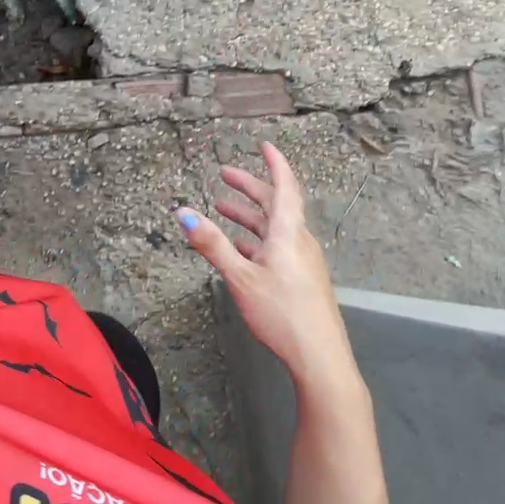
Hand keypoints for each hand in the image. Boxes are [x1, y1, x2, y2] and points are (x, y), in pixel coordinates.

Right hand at [175, 142, 358, 390]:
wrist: (320, 358)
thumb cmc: (282, 313)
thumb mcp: (240, 277)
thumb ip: (212, 244)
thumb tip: (184, 213)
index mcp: (289, 234)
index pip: (284, 188)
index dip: (275, 164)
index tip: (264, 145)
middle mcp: (299, 242)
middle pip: (276, 205)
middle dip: (250, 188)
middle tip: (224, 174)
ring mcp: (302, 262)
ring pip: (275, 228)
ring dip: (249, 215)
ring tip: (223, 209)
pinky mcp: (301, 280)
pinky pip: (277, 247)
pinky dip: (255, 239)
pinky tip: (239, 249)